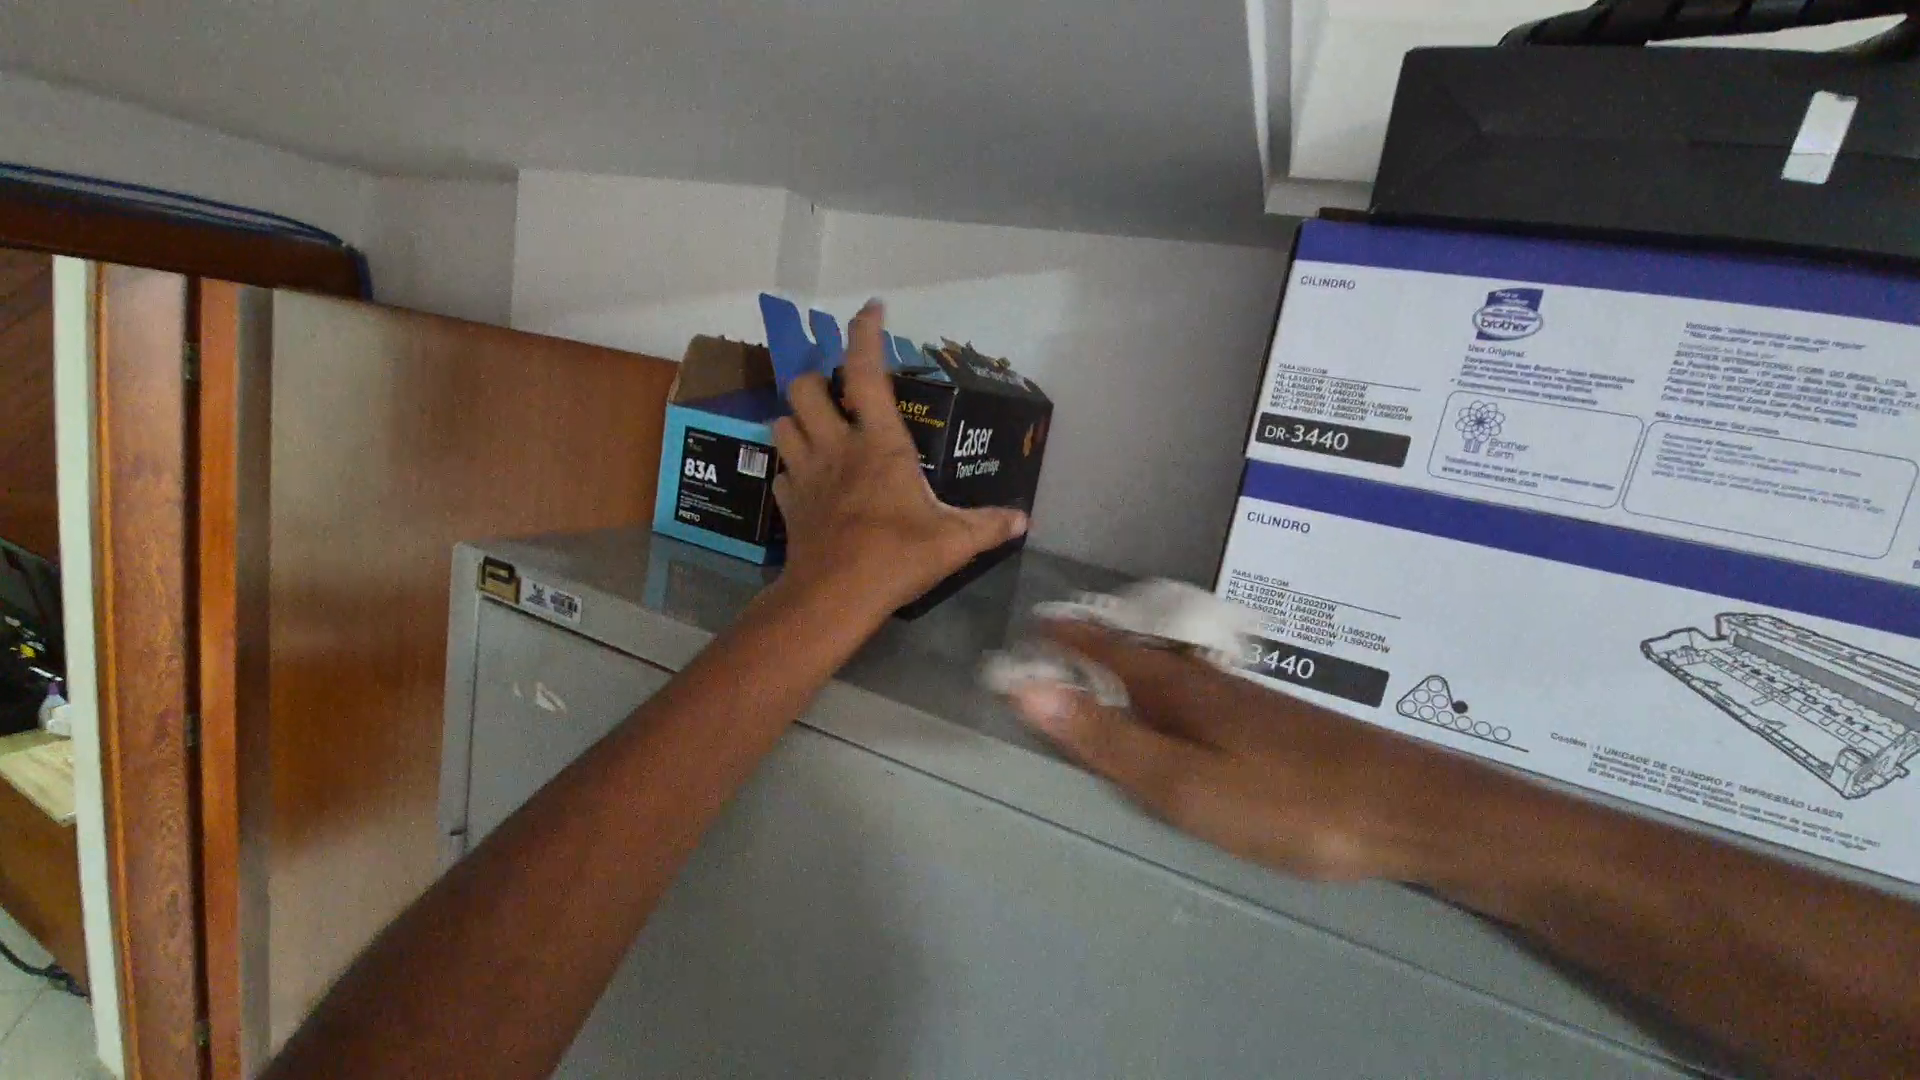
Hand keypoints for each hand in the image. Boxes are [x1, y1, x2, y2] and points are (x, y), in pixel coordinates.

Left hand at [771, 300, 1027, 620]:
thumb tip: (1024, 520)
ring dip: (796, 419)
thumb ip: (989, 524)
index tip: (870, 309)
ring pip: (781, 423)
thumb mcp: (954, 540)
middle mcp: (836, 447)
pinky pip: (781, 473)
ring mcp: (805, 474)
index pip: (866, 372)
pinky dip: (791, 469)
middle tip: (835, 391)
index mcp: (879, 443)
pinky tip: (807, 481)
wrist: (836, 596)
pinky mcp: (788, 504)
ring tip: (817, 429)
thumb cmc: (896, 556)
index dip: (865, 334)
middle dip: (815, 378)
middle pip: (804, 388)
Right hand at [1005, 619, 1493, 883]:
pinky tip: (1175, 705)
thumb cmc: (1283, 802)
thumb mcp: (1180, 783)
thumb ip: (1105, 739)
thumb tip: (1027, 688)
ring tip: (1098, 669)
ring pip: (1165, 669)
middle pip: (1132, 652)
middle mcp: (1203, 681)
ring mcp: (1240, 698)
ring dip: (1125, 662)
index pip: (1101, 649)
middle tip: (1053, 644)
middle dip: (1090, 644)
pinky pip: (1192, 688)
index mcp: (1174, 689)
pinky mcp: (1268, 719)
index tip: (1029, 627)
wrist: (1406, 809)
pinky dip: (1160, 685)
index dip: (1062, 638)